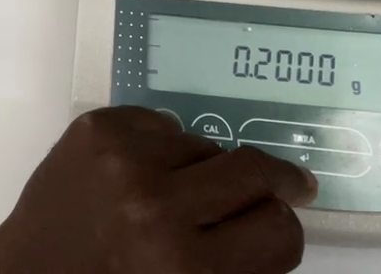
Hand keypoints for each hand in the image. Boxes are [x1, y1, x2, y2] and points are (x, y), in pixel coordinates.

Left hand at [0, 107, 316, 273]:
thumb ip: (235, 266)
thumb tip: (274, 219)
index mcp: (187, 266)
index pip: (277, 231)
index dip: (281, 230)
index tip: (278, 224)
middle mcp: (157, 205)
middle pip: (252, 169)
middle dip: (273, 180)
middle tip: (284, 184)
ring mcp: (123, 157)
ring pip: (203, 142)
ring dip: (202, 166)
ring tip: (182, 190)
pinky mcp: (96, 126)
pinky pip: (158, 121)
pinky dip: (159, 143)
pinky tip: (144, 170)